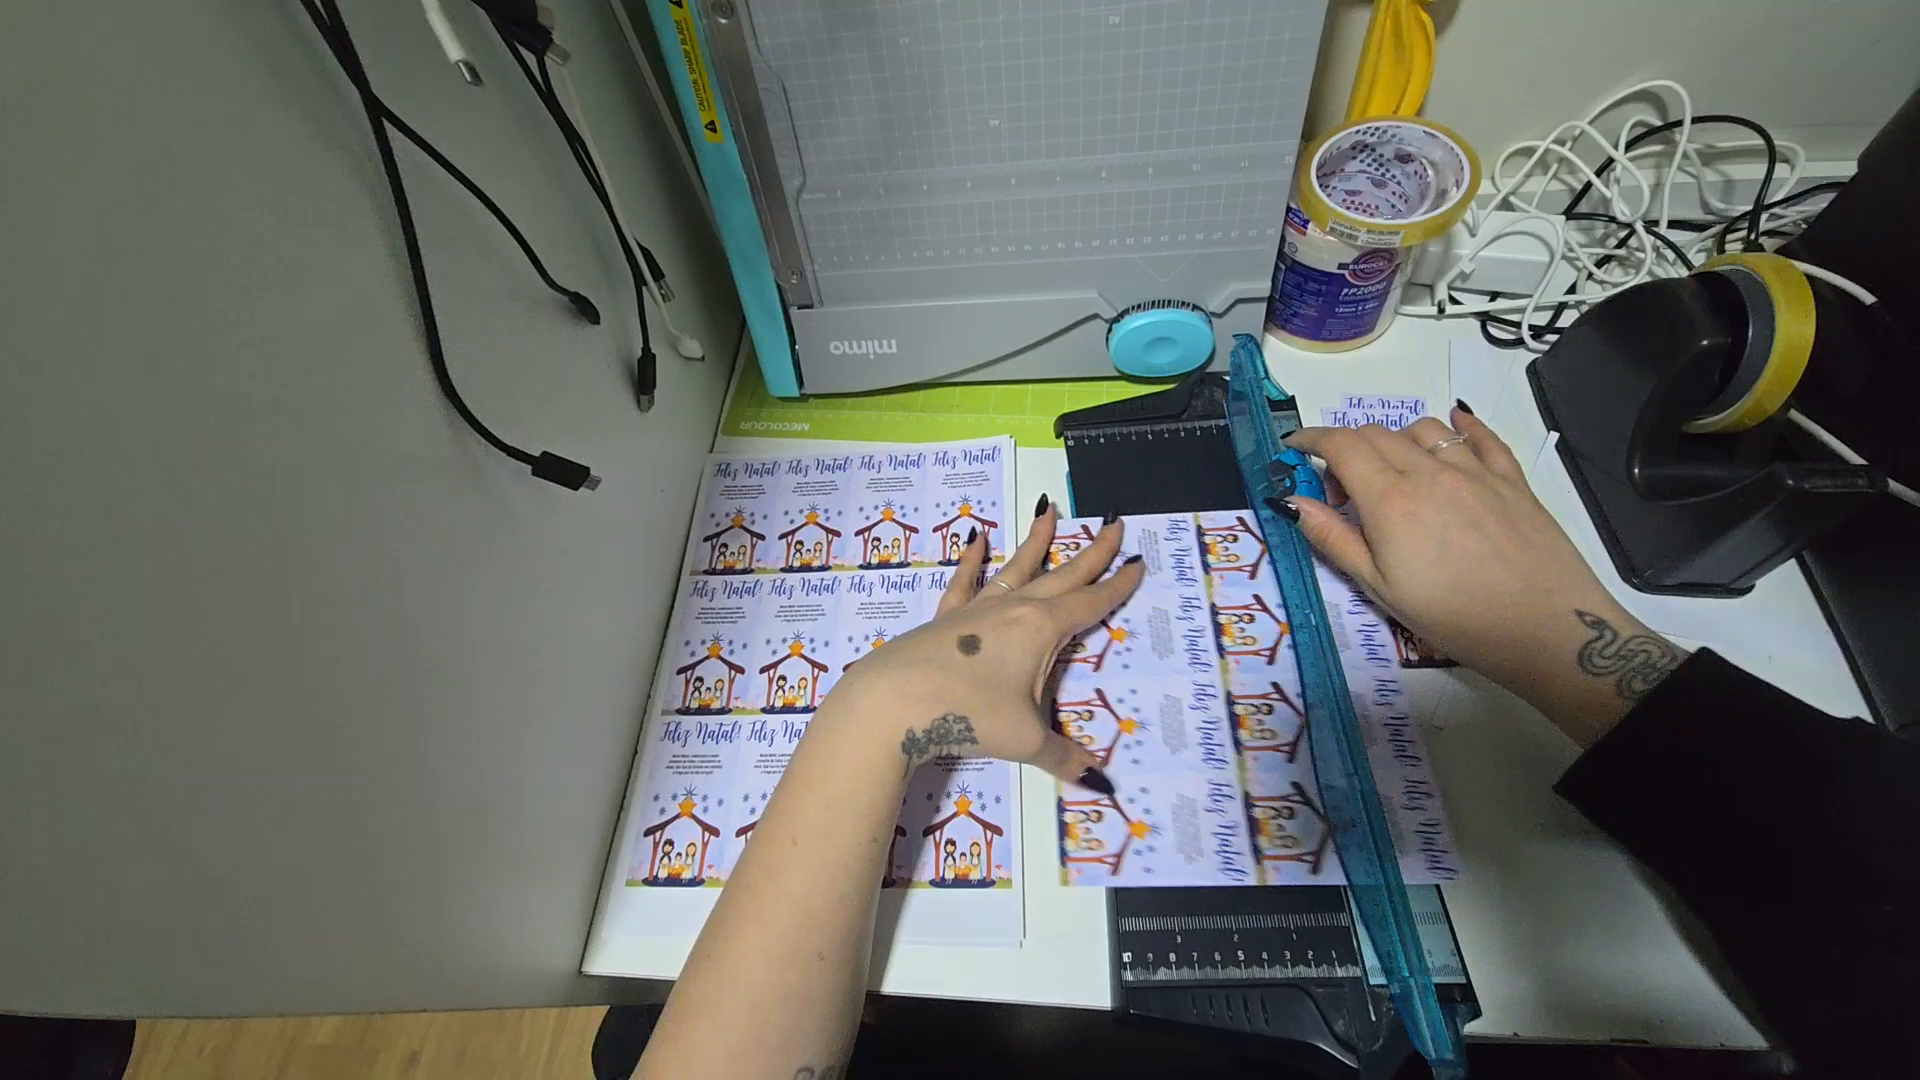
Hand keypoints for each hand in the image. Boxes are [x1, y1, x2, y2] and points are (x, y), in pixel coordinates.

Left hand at [827, 504, 1144, 786]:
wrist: (894, 700)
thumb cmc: (968, 714)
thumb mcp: (1024, 740)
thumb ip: (1062, 758)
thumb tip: (1099, 783)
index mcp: (1041, 629)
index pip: (1091, 603)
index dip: (1118, 587)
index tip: (1138, 563)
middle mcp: (1013, 608)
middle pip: (1063, 575)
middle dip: (1093, 552)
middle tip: (1115, 524)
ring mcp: (978, 608)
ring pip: (1016, 568)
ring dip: (1036, 542)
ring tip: (1049, 511)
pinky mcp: (946, 617)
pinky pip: (965, 581)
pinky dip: (972, 561)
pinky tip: (976, 539)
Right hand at [1283, 405, 1684, 744]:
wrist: (1544, 629)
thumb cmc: (1450, 615)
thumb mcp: (1376, 586)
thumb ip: (1332, 537)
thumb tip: (1291, 501)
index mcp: (1390, 500)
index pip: (1340, 446)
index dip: (1310, 438)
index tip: (1295, 447)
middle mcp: (1429, 473)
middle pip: (1375, 434)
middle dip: (1344, 449)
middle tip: (1340, 492)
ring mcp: (1475, 472)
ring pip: (1422, 429)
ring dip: (1393, 440)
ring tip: (1392, 475)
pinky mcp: (1511, 480)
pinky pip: (1482, 436)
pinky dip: (1459, 426)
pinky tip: (1453, 427)